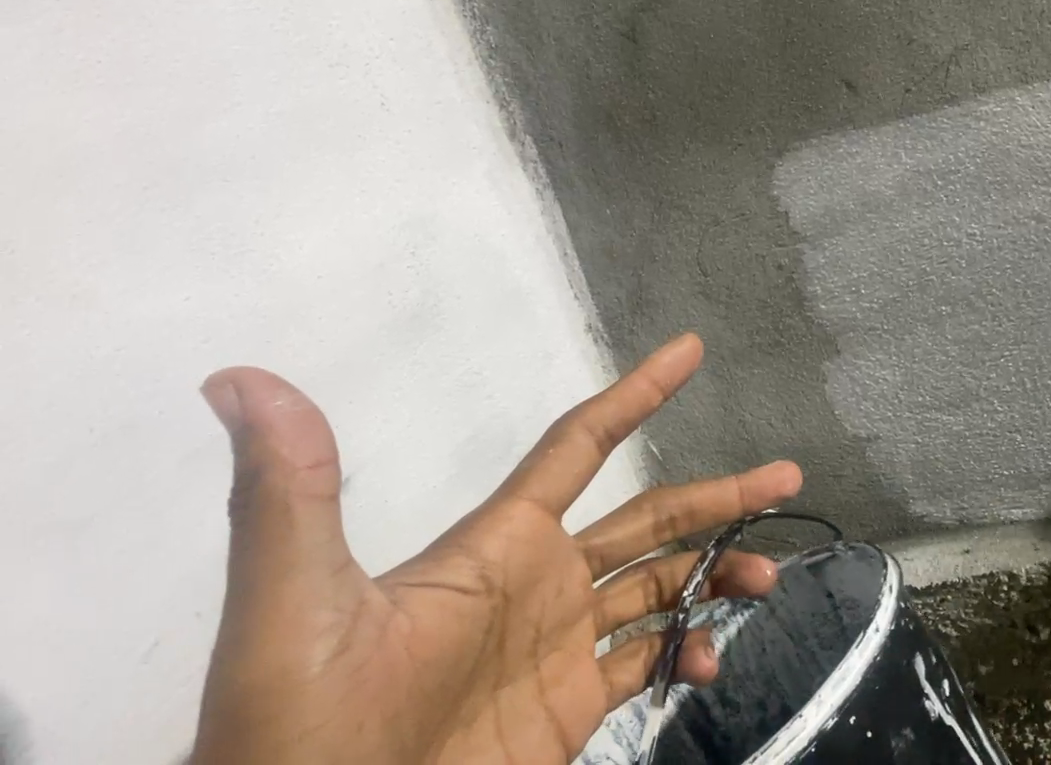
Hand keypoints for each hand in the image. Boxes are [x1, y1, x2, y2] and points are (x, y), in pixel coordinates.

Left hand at [190, 334, 803, 764]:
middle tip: (787, 477)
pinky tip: (711, 657)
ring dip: (719, 571)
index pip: (583, 444)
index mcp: (501, 542)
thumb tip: (238, 378)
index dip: (636, 394)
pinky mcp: (572, 705)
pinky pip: (650, 660)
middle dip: (721, 494)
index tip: (690, 351)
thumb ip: (288, 495)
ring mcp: (563, 644)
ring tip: (766, 577)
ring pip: (665, 584)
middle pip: (654, 517)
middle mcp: (544, 580)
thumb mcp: (291, 607)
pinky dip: (691, 649)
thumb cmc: (301, 724)